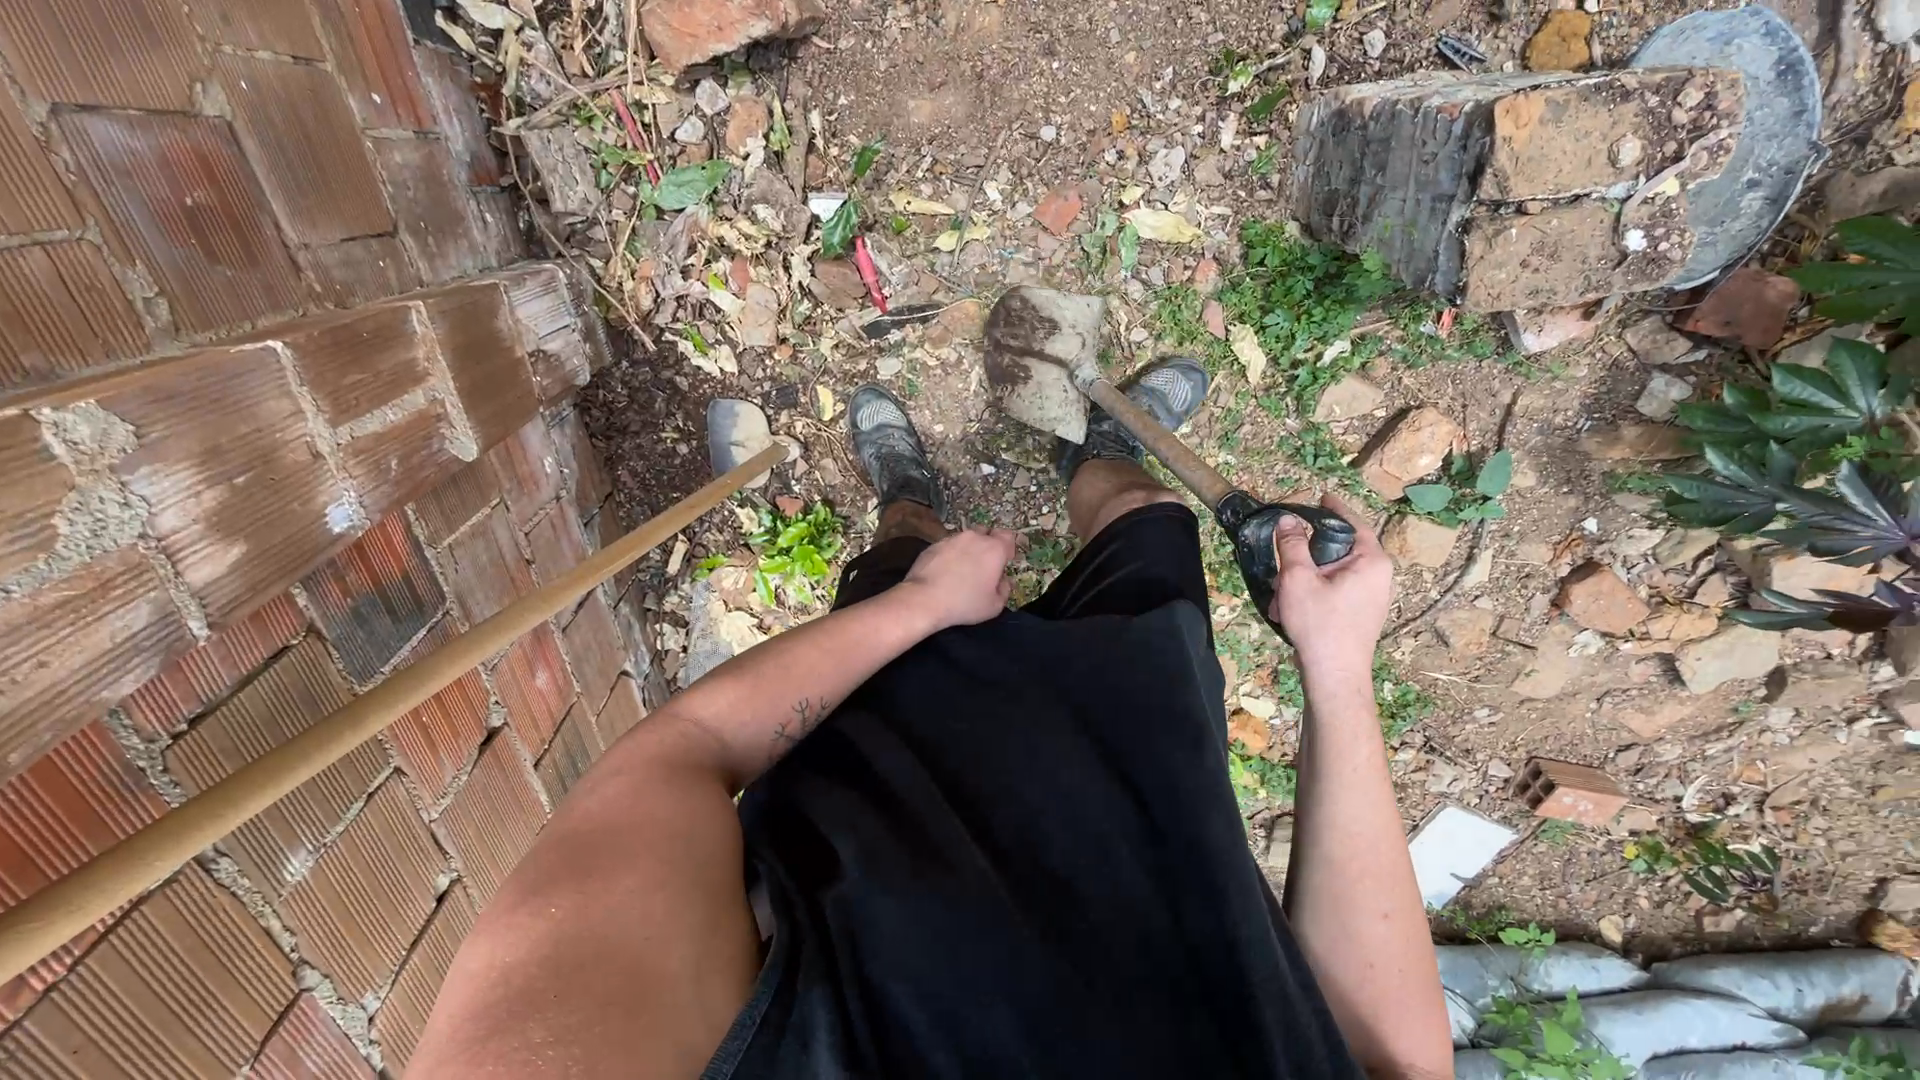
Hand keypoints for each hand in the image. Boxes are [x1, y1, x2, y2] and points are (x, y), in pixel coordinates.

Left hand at [900, 527, 1016, 629]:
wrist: (924, 599)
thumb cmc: (965, 603)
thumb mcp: (994, 606)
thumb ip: (1005, 590)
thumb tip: (1005, 581)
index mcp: (994, 549)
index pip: (1008, 536)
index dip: (1008, 548)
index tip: (1004, 561)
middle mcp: (974, 538)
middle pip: (986, 533)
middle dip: (988, 545)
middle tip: (984, 565)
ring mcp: (952, 539)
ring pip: (966, 539)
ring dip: (968, 550)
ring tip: (962, 570)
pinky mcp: (934, 545)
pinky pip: (948, 546)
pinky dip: (950, 555)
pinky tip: (945, 572)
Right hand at [1266, 494, 1391, 680]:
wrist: (1334, 674)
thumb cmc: (1320, 623)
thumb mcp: (1297, 578)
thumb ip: (1291, 545)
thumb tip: (1287, 520)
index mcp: (1371, 560)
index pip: (1353, 522)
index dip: (1333, 508)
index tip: (1319, 496)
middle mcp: (1379, 575)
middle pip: (1340, 548)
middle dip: (1307, 552)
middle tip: (1283, 554)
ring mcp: (1372, 596)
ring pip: (1333, 572)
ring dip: (1305, 576)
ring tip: (1281, 590)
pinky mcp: (1361, 613)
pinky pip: (1335, 590)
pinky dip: (1313, 592)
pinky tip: (1289, 607)